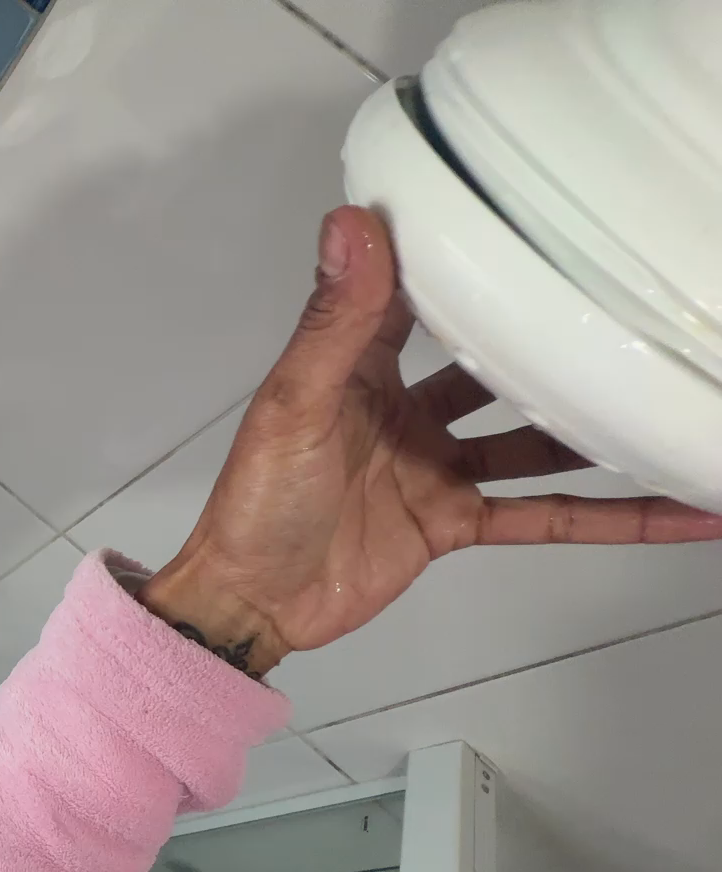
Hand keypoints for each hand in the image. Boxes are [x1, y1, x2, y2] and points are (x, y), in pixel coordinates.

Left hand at [137, 206, 721, 677]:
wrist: (253, 598)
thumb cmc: (258, 501)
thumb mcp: (295, 406)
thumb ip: (332, 325)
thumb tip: (349, 223)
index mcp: (352, 378)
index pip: (414, 304)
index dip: (465, 264)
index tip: (540, 215)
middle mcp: (397, 416)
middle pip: (492, 370)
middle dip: (558, 344)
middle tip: (650, 307)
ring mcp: (428, 470)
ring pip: (535, 440)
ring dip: (603, 425)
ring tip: (687, 392)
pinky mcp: (450, 522)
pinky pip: (545, 514)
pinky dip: (615, 515)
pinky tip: (696, 506)